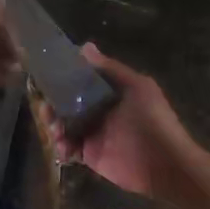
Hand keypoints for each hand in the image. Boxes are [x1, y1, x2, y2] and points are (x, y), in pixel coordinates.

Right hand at [48, 44, 187, 196]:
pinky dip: (62, 146)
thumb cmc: (152, 119)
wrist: (163, 162)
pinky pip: (69, 148)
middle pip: (67, 105)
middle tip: (46, 108)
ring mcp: (93, 134)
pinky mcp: (90, 155)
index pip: (80, 83)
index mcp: (109, 94)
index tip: (47, 77)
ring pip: (64, 126)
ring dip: (54, 126)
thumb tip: (84, 46)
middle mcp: (99, 112)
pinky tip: (64, 146)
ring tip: (56, 130)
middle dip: (53, 105)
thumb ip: (110, 68)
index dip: (63, 80)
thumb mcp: (136, 87)